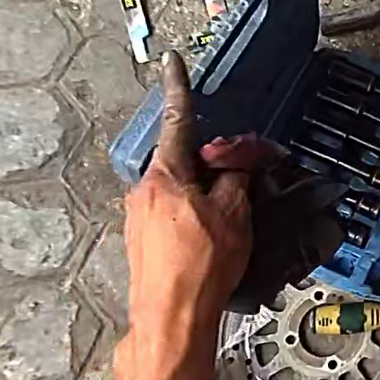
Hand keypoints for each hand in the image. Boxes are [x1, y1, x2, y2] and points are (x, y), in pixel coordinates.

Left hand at [123, 52, 271, 375]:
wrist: (172, 316)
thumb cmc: (203, 265)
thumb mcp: (235, 214)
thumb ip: (235, 178)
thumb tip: (236, 162)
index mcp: (166, 177)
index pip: (178, 122)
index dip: (179, 89)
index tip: (173, 63)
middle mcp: (143, 192)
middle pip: (182, 161)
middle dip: (211, 165)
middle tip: (241, 179)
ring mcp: (139, 218)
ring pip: (179, 189)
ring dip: (205, 194)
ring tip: (231, 221)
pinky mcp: (142, 241)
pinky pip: (172, 212)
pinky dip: (195, 214)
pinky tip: (213, 239)